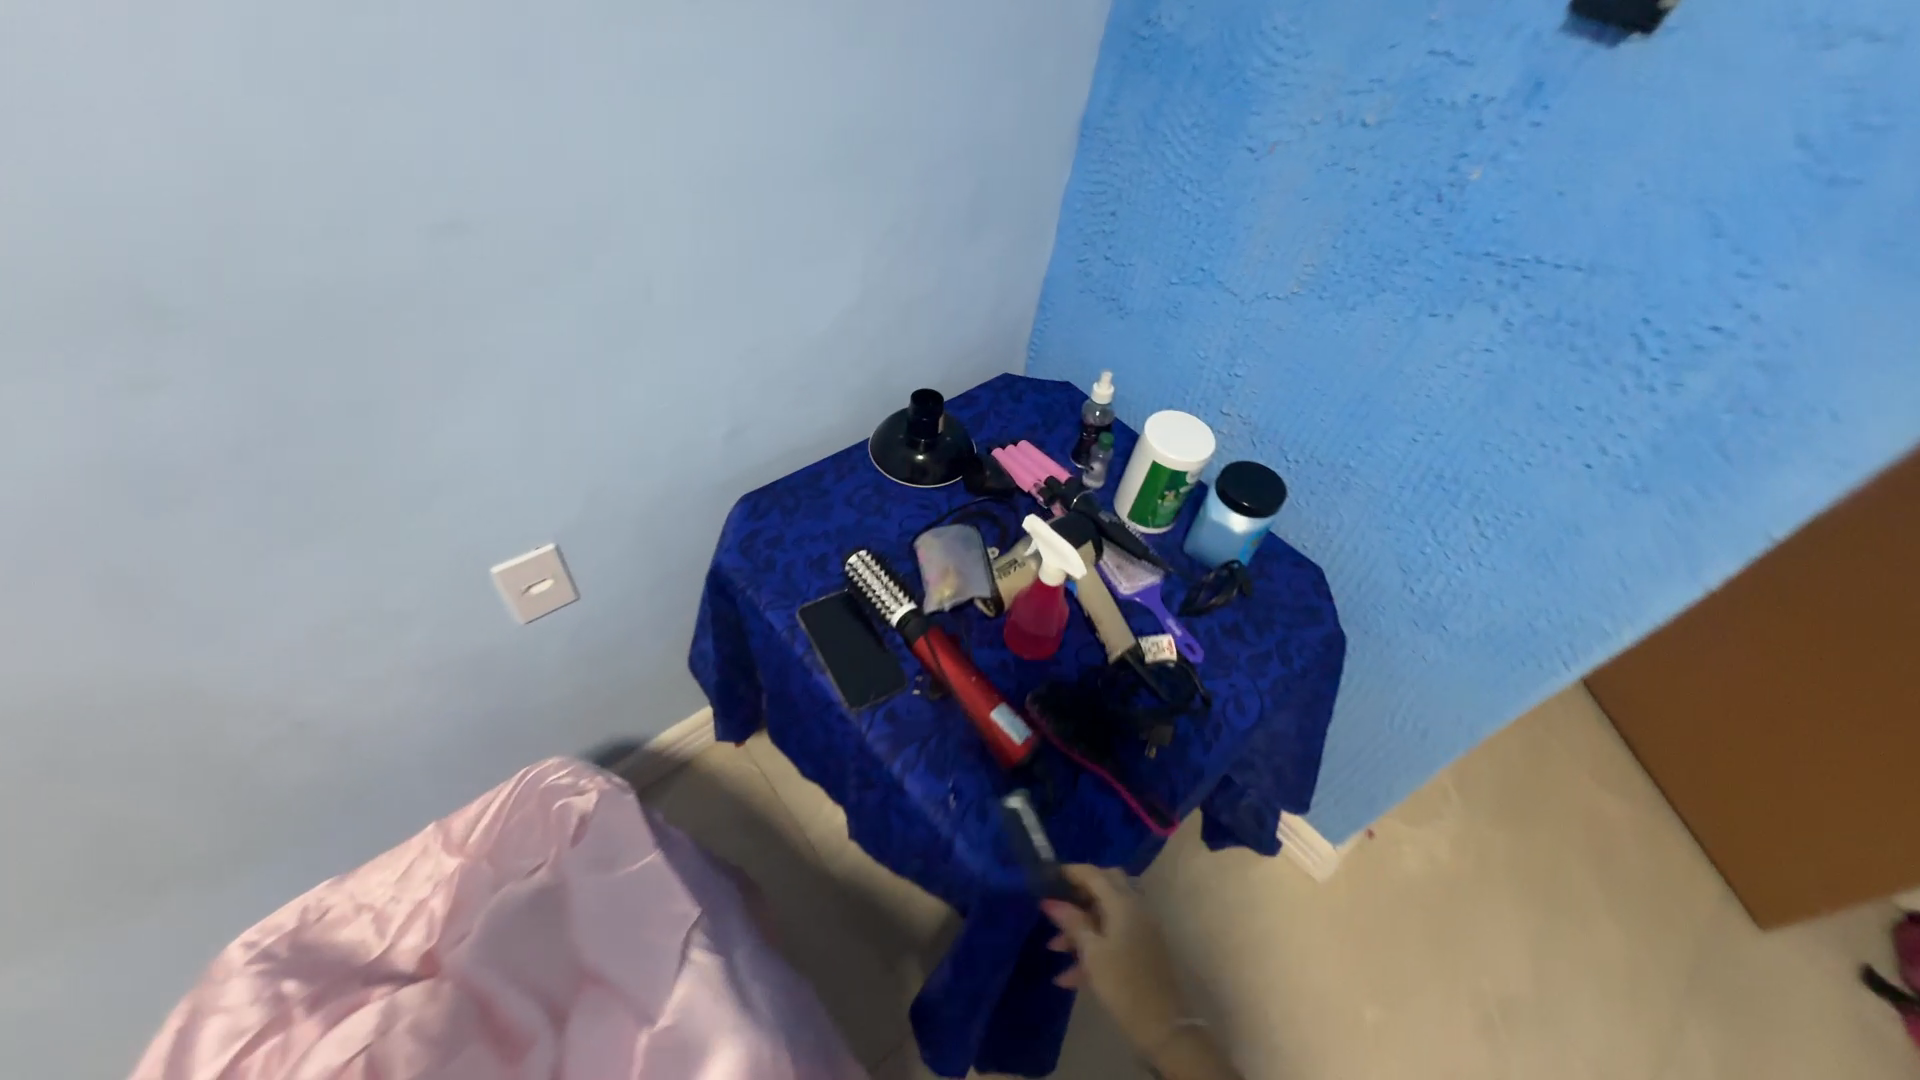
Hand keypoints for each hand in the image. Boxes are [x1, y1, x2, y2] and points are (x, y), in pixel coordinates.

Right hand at [1040, 865, 1186, 1040]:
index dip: (1071, 872)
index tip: (1047, 875)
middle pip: (1105, 887)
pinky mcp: (1142, 948)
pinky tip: (1068, 976)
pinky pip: (1113, 936)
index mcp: (1124, 903)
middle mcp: (1135, 908)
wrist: (1163, 1025)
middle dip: (1079, 893)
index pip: (1095, 874)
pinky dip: (1093, 946)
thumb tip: (1050, 902)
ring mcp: (1141, 928)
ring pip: (1106, 915)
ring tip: (1053, 947)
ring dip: (1081, 926)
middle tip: (1057, 902)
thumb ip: (1072, 922)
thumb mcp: (1092, 952)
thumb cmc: (1123, 983)